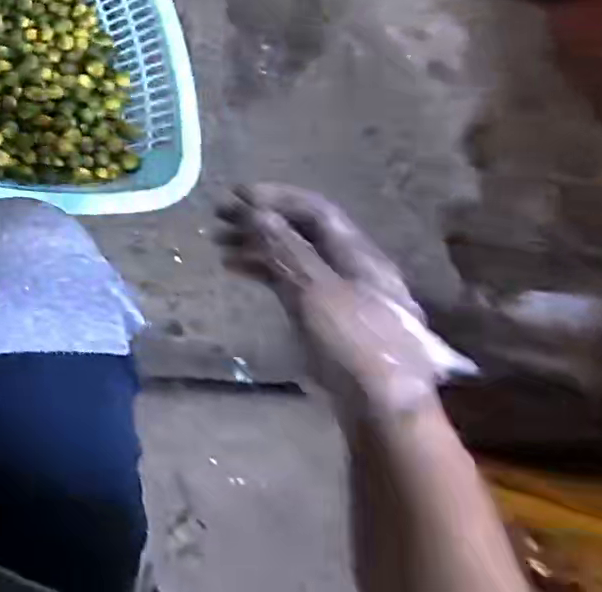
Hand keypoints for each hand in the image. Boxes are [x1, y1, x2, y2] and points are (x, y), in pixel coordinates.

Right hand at [218, 184, 447, 422]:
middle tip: (219, 217)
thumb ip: (284, 248)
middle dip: (259, 218)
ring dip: (255, 242)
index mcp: (359, 256)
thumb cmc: (352, 343)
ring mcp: (341, 290)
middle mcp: (352, 266)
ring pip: (292, 252)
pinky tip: (237, 269)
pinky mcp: (328, 312)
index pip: (315, 210)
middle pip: (302, 229)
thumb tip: (255, 212)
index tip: (235, 195)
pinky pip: (290, 276)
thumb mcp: (314, 290)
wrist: (382, 407)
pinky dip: (261, 267)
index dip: (275, 196)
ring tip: (220, 243)